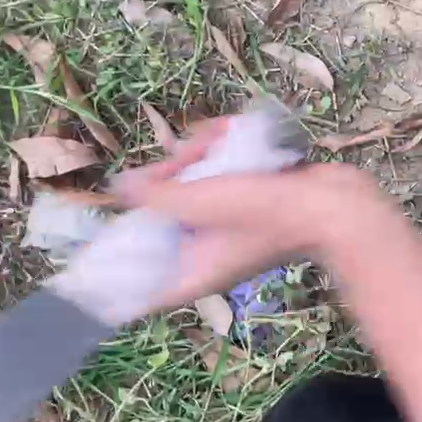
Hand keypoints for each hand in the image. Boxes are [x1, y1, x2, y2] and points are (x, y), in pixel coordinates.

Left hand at [47, 122, 387, 324]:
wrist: (337, 204)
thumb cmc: (271, 214)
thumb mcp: (202, 203)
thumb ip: (154, 197)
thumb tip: (123, 187)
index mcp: (192, 270)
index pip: (134, 288)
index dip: (107, 274)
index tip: (84, 254)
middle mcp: (205, 249)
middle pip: (158, 216)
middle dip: (167, 179)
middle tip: (183, 160)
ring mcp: (228, 223)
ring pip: (190, 185)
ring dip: (199, 155)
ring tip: (219, 139)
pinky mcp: (251, 199)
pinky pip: (220, 175)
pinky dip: (224, 152)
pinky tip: (233, 134)